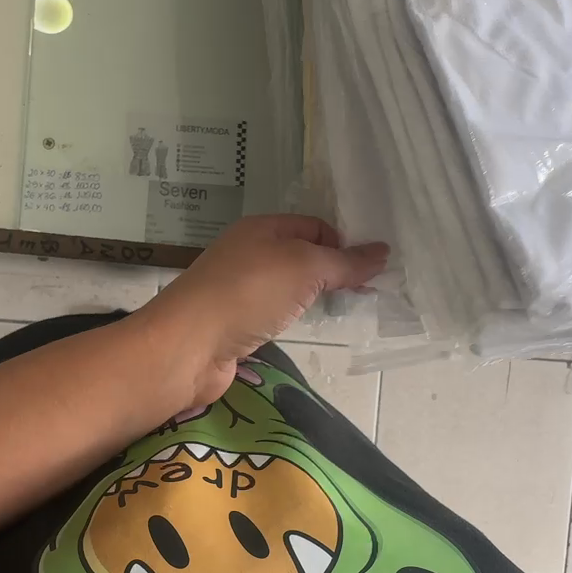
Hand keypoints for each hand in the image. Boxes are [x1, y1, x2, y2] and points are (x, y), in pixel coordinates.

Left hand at [129, 215, 388, 407]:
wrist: (189, 345)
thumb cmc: (248, 293)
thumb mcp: (304, 267)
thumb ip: (344, 262)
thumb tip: (382, 252)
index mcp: (261, 228)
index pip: (313, 227)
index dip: (342, 244)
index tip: (368, 272)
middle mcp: (247, 253)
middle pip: (300, 256)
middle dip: (331, 272)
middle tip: (365, 294)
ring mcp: (238, 289)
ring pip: (286, 287)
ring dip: (312, 298)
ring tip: (342, 313)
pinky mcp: (233, 323)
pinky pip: (272, 314)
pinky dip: (291, 319)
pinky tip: (303, 330)